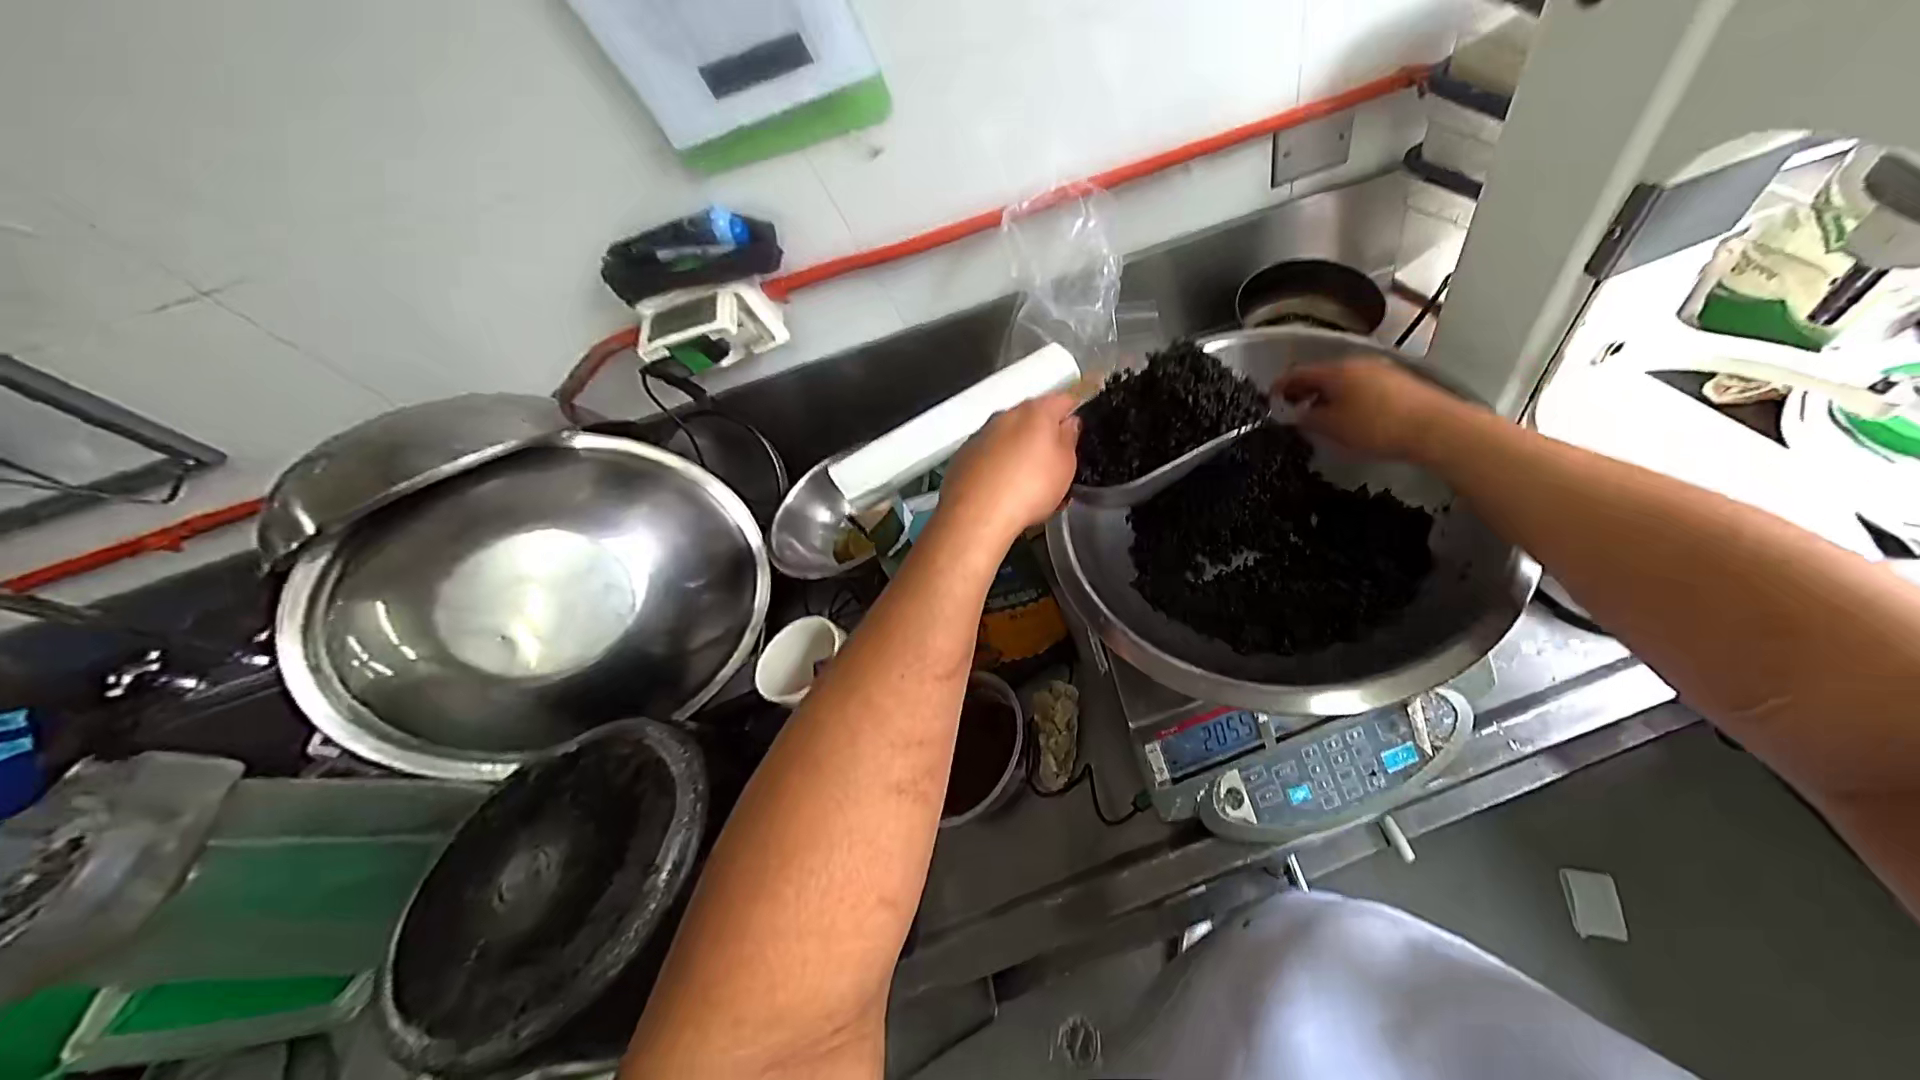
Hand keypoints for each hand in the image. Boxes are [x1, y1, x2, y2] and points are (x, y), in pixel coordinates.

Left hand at [938, 393, 1080, 540]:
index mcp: (1036, 412)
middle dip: (1043, 436)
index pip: (1063, 399)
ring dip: (1018, 452)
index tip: (1077, 425)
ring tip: (1027, 484)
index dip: (1074, 412)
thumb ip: (1069, 439)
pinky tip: (1002, 490)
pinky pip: (987, 456)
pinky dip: (996, 467)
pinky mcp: (963, 456)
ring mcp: (981, 435)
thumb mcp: (1066, 466)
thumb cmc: (1026, 490)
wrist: (978, 514)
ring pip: (1007, 437)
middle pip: (1031, 418)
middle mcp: (1005, 416)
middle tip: (1054, 464)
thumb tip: (1069, 426)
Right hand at [1273, 357, 1470, 461]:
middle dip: (1304, 390)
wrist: (1436, 428)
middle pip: (1321, 373)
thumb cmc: (1377, 426)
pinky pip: (1361, 385)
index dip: (1280, 386)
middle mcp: (1357, 363)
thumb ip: (1307, 418)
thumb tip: (1295, 414)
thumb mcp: (1332, 427)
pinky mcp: (1397, 382)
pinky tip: (1349, 415)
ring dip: (1326, 394)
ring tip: (1319, 414)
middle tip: (1292, 408)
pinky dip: (1347, 396)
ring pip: (1342, 379)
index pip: (1297, 373)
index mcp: (1335, 370)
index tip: (1270, 398)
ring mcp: (1380, 370)